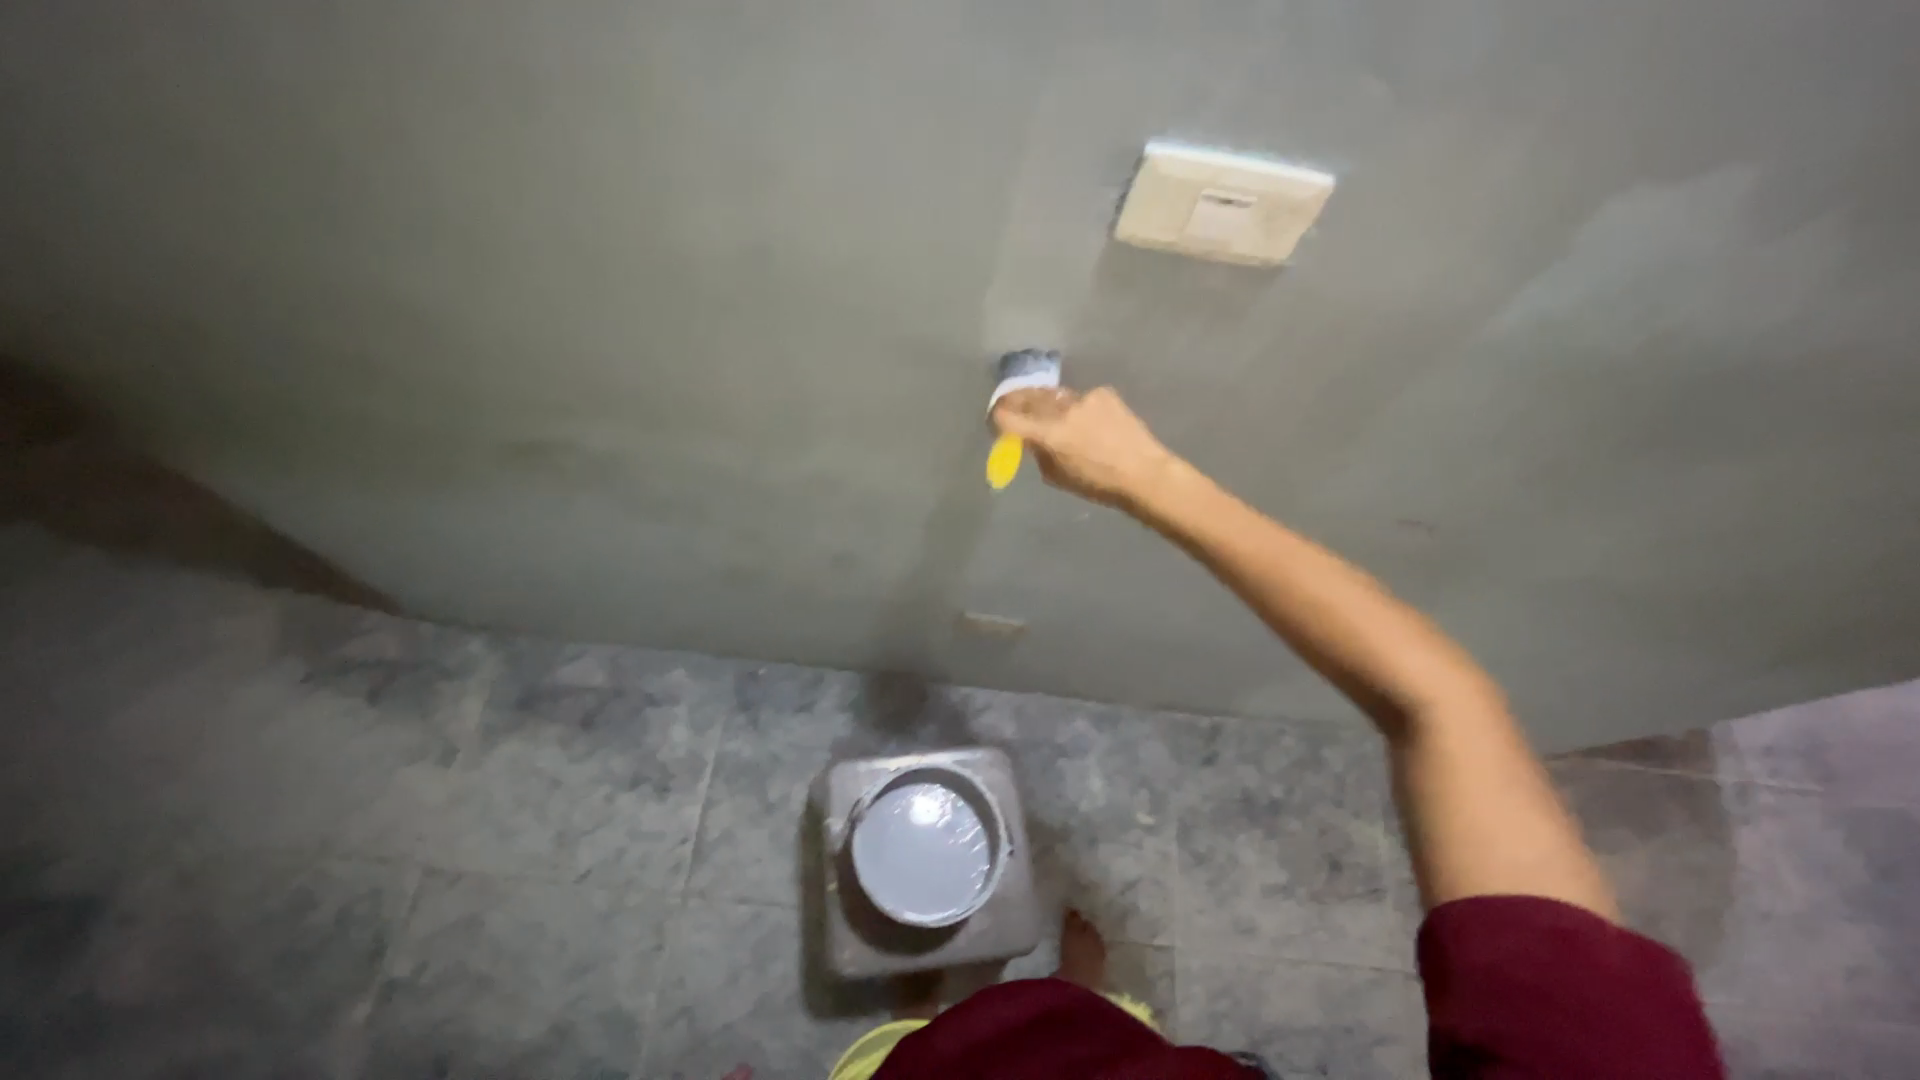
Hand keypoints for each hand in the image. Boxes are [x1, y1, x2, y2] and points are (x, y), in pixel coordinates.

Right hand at [991, 386, 1178, 508]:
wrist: (1143, 472)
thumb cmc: (1098, 484)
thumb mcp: (1056, 476)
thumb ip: (1038, 452)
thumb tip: (1030, 439)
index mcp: (1048, 435)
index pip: (1006, 417)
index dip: (996, 419)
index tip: (995, 423)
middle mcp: (1062, 410)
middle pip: (1025, 396)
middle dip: (1014, 402)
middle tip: (1009, 407)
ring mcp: (1084, 397)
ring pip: (1052, 394)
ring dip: (1043, 401)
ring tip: (1043, 411)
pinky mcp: (1103, 393)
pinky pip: (1078, 397)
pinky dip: (1074, 406)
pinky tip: (1085, 419)